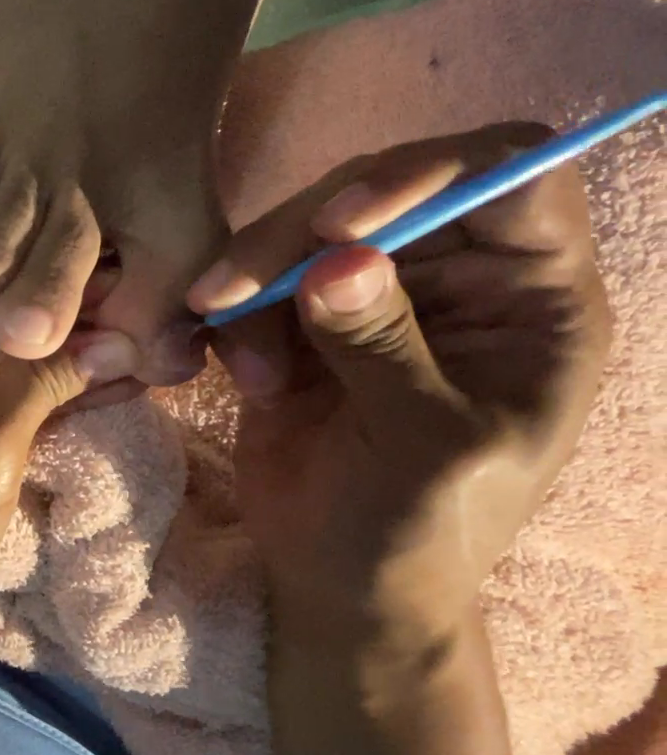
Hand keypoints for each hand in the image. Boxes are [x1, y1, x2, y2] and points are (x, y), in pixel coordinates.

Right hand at [189, 125, 611, 632]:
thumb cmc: (419, 525)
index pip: (507, 181)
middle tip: (227, 292)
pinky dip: (225, 319)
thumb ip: (385, 346)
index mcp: (529, 299)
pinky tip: (228, 371)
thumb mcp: (423, 443)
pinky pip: (249, 284)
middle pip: (371, 197)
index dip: (427, 177)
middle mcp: (449, 279)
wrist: (338, 576)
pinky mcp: (292, 321)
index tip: (335, 223)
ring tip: (242, 367)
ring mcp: (363, 298)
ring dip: (250, 290)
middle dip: (292, 241)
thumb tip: (335, 258)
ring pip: (294, 238)